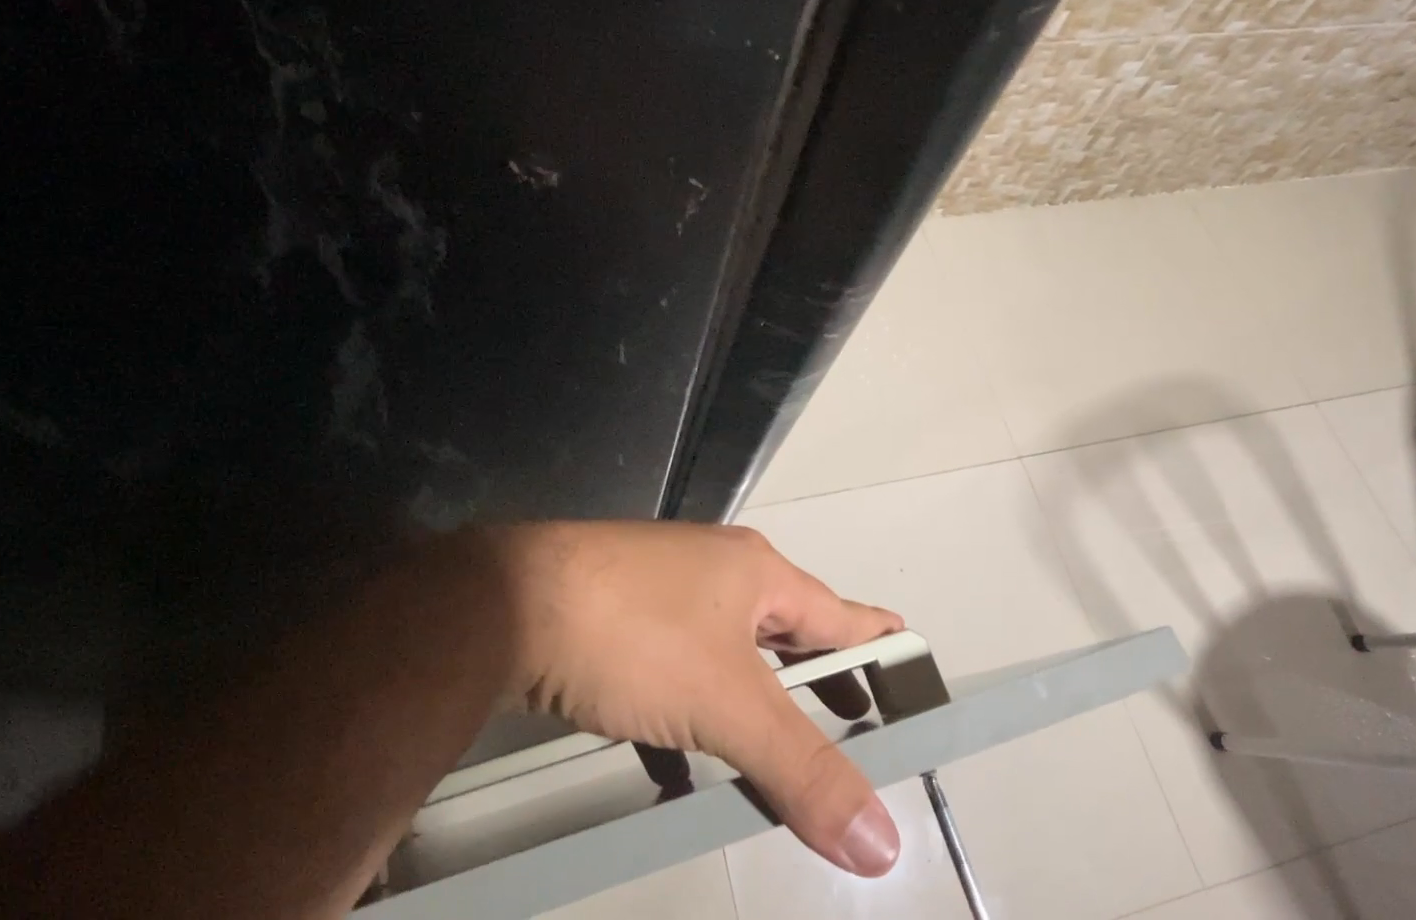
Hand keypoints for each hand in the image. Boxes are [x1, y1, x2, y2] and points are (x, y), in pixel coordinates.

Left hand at [477, 520, 905, 876]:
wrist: (502, 605)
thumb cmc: (633, 636)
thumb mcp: (727, 705)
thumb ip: (803, 772)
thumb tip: (883, 843)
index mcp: (756, 573)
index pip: (843, 615)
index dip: (880, 647)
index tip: (913, 672)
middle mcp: (713, 573)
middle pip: (784, 637)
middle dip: (814, 689)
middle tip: (849, 731)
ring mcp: (658, 593)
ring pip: (724, 661)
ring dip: (747, 713)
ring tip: (769, 765)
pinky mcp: (612, 621)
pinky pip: (670, 674)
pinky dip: (686, 720)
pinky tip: (674, 769)